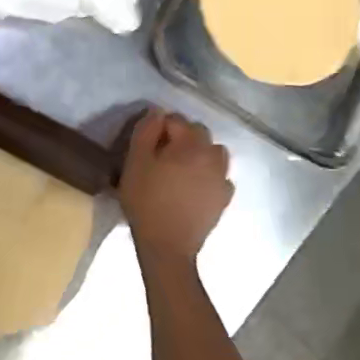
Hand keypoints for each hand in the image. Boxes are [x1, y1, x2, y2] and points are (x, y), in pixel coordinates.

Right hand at [120, 108, 233, 265]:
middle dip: (181, 139)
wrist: (167, 247)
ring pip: (214, 153)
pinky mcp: (224, 198)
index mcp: (192, 143)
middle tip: (161, 158)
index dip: (158, 129)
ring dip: (199, 154)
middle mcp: (213, 155)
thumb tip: (158, 112)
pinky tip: (195, 187)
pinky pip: (220, 176)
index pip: (176, 120)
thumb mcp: (135, 162)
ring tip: (181, 170)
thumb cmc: (146, 201)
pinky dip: (209, 175)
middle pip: (198, 133)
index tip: (146, 147)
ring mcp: (223, 177)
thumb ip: (146, 131)